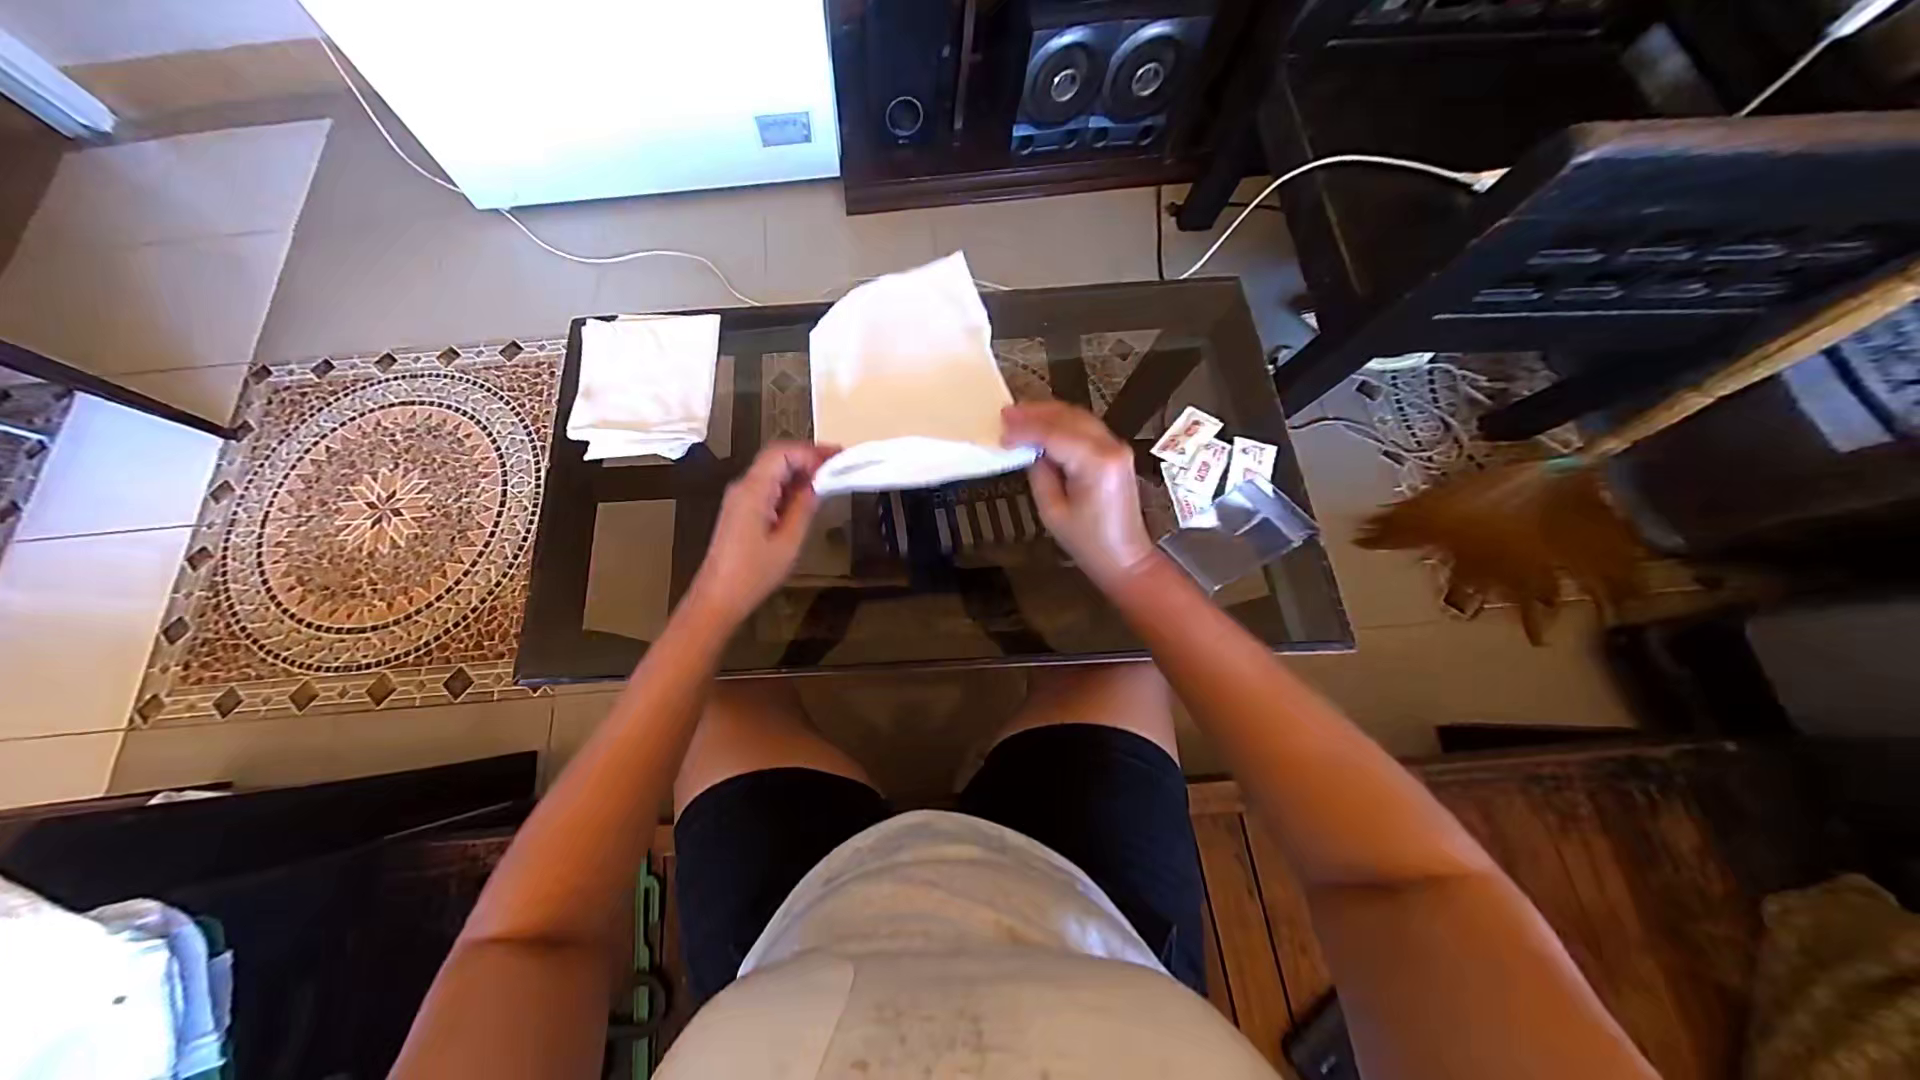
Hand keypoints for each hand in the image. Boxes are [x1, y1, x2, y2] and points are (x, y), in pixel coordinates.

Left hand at [685, 442, 838, 624]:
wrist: (718, 597)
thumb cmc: (752, 574)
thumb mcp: (788, 542)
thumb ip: (804, 508)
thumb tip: (817, 485)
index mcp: (753, 491)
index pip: (782, 454)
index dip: (811, 451)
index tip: (837, 457)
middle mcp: (743, 488)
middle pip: (776, 458)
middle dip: (807, 458)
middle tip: (837, 463)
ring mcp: (739, 499)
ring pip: (772, 472)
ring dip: (799, 472)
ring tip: (827, 479)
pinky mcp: (740, 511)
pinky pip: (767, 487)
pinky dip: (789, 486)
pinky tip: (806, 497)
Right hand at [1002, 402, 1157, 589]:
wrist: (1124, 556)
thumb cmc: (1090, 542)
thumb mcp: (1052, 511)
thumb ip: (1039, 473)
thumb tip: (1030, 450)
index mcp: (1096, 464)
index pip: (1053, 433)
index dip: (1025, 429)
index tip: (1003, 431)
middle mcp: (1111, 448)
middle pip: (1068, 416)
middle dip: (1035, 413)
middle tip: (1007, 415)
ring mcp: (1117, 448)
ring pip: (1078, 416)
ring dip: (1047, 414)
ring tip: (1020, 417)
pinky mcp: (1115, 452)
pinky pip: (1085, 427)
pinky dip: (1062, 423)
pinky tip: (1042, 427)